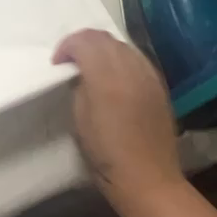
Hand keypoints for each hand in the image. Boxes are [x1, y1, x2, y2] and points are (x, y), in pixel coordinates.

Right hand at [53, 30, 184, 206]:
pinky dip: (121, 59)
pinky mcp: (159, 85)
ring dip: (103, 49)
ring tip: (91, 67)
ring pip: (123, 45)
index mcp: (106, 79)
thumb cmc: (106, 155)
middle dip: (84, 44)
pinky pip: (138, 59)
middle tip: (70, 62)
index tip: (56, 64)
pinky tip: (114, 77)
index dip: (67, 46)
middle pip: (105, 38)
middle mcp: (130, 69)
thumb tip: (81, 74)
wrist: (147, 178)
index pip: (85, 42)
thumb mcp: (80, 121)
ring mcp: (148, 76)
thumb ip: (80, 89)